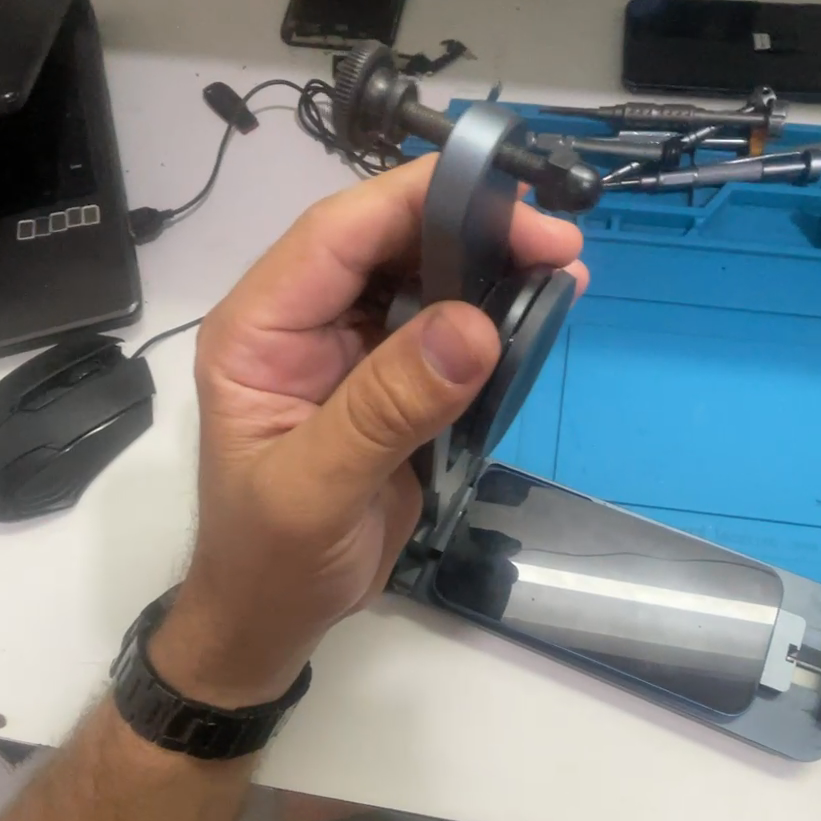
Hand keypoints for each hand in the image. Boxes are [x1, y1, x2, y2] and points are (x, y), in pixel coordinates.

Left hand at [149, 156, 586, 707]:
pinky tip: (534, 320)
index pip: (339, 235)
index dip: (424, 203)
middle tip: (558, 245)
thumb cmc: (271, 563)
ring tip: (561, 274)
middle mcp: (302, 326)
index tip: (513, 205)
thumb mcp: (317, 490)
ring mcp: (349, 355)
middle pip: (387, 248)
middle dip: (469, 232)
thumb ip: (386, 409)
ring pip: (421, 285)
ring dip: (486, 274)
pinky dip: (488, 326)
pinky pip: (441, 339)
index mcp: (260, 331)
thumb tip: (476, 328)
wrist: (275, 616)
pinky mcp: (387, 390)